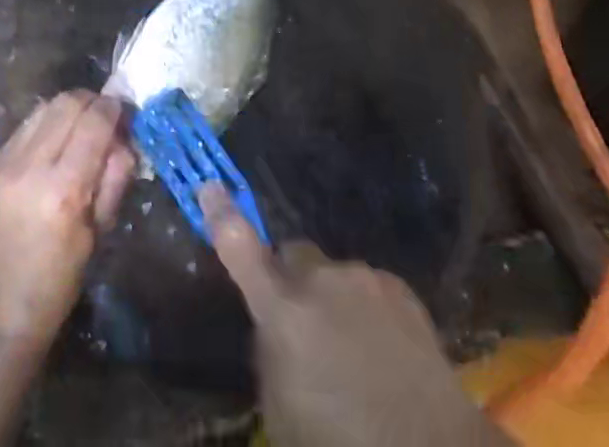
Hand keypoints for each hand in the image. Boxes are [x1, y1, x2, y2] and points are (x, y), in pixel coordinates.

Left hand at [0, 90, 135, 345]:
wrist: (2, 304)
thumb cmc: (62, 275)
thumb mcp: (102, 228)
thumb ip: (115, 175)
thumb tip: (123, 135)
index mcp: (63, 190)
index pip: (93, 123)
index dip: (113, 108)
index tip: (124, 108)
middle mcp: (30, 168)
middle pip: (66, 104)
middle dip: (91, 102)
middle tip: (105, 115)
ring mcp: (4, 164)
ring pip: (44, 108)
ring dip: (68, 109)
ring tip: (81, 126)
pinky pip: (25, 127)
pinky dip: (47, 124)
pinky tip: (55, 142)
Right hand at [201, 185, 511, 446]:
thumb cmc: (337, 438)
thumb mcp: (279, 409)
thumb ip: (270, 351)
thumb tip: (274, 322)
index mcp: (283, 312)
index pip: (241, 250)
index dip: (223, 216)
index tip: (209, 186)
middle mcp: (322, 281)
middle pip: (292, 255)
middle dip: (290, 278)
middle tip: (302, 324)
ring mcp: (364, 279)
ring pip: (332, 274)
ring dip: (331, 298)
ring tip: (350, 349)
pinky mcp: (399, 287)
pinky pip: (366, 286)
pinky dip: (364, 308)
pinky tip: (381, 348)